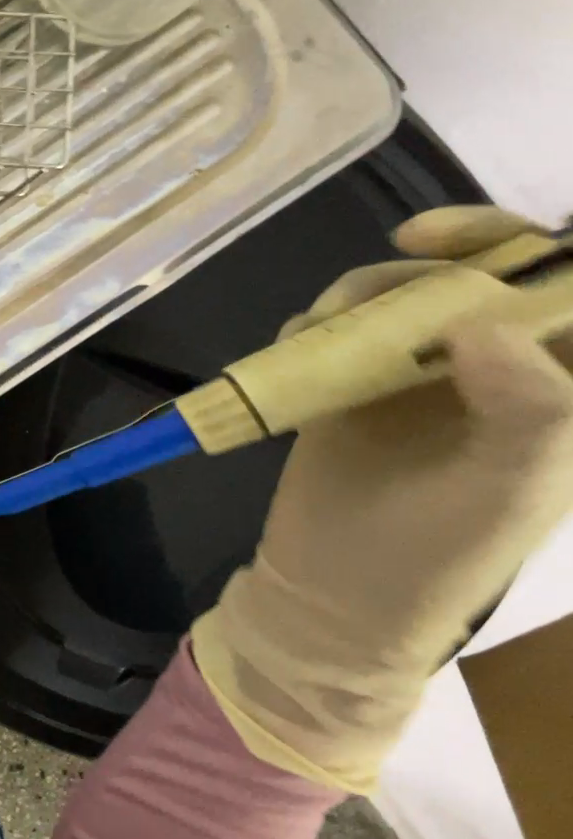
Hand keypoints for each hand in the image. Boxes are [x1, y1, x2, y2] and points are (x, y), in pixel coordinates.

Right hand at [191, 206, 572, 793]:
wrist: (333, 595)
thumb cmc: (437, 554)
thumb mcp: (512, 489)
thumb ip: (533, 406)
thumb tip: (473, 324)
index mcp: (559, 397)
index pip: (572, 299)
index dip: (531, 252)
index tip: (464, 243)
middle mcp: (497, 379)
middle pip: (484, 284)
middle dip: (444, 259)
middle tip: (399, 250)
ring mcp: (416, 385)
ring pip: (403, 303)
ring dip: (366, 296)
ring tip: (321, 326)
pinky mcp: (348, 396)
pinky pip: (334, 338)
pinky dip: (311, 328)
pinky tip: (295, 349)